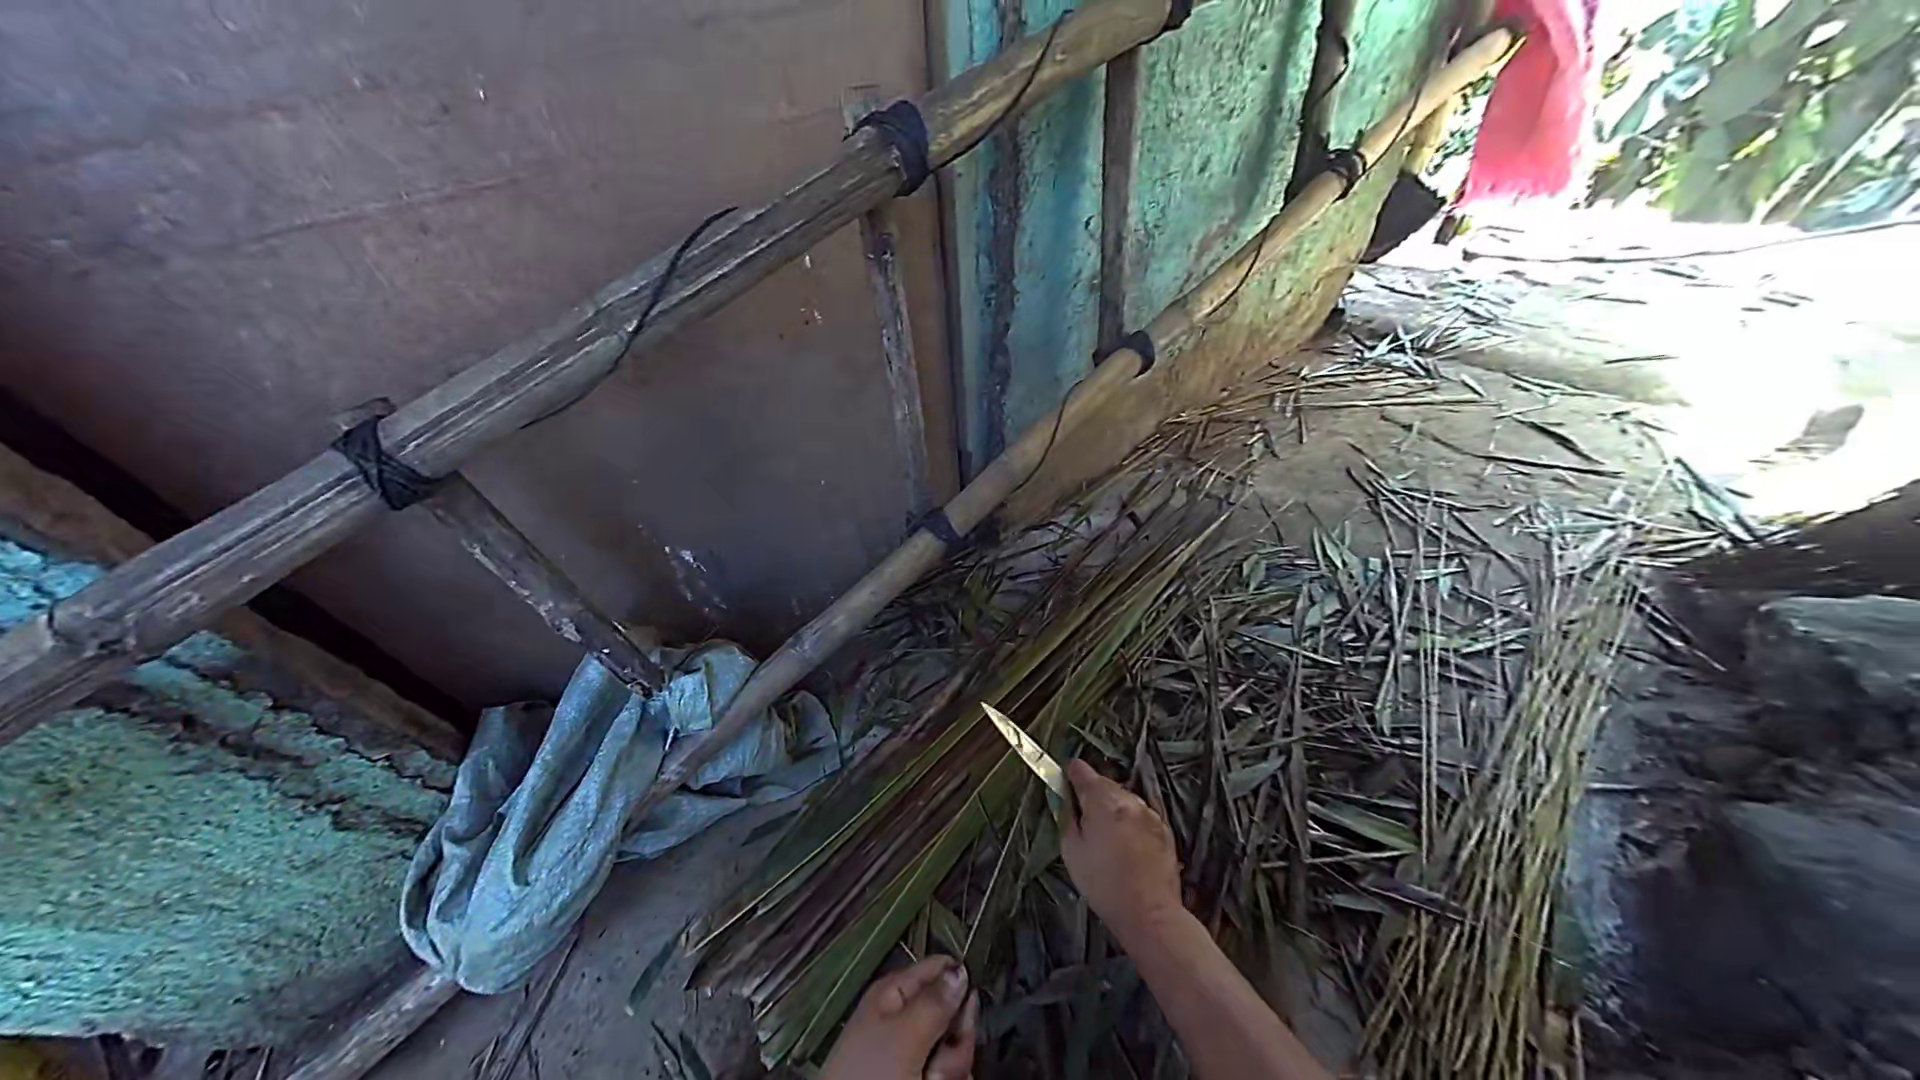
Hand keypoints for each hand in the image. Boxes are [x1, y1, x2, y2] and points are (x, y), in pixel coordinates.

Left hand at [820, 955, 977, 1079]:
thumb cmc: (870, 1078)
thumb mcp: (903, 1037)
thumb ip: (935, 1002)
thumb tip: (960, 970)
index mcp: (896, 993)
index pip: (941, 968)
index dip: (960, 986)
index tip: (964, 1011)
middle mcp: (906, 1017)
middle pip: (954, 1014)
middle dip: (955, 1042)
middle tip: (935, 1066)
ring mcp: (912, 1051)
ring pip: (955, 1048)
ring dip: (950, 1068)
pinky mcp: (916, 1076)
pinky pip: (950, 1072)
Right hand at [1061, 759, 1184, 941]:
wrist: (1149, 913)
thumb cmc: (1103, 883)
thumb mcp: (1070, 850)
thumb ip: (1065, 815)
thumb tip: (1063, 796)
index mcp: (1102, 799)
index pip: (1080, 769)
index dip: (1068, 774)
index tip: (1063, 785)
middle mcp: (1128, 798)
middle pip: (1103, 783)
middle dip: (1091, 795)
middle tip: (1083, 821)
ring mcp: (1149, 812)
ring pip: (1123, 798)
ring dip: (1112, 808)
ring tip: (1106, 837)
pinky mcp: (1164, 828)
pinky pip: (1140, 814)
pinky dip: (1130, 821)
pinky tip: (1126, 845)